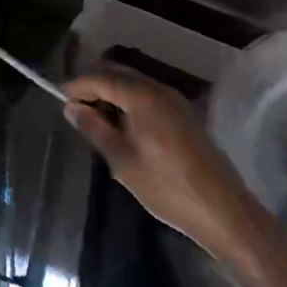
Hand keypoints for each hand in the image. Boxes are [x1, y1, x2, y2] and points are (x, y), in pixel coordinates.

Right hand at [63, 66, 263, 257]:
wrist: (226, 213)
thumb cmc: (166, 186)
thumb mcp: (121, 159)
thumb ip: (94, 128)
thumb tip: (72, 108)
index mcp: (141, 95)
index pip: (99, 78)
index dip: (77, 86)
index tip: (60, 98)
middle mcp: (159, 90)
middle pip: (118, 73)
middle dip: (94, 84)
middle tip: (77, 106)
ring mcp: (176, 102)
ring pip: (135, 83)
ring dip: (113, 92)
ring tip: (98, 118)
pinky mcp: (186, 117)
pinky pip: (150, 96)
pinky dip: (131, 101)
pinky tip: (125, 126)